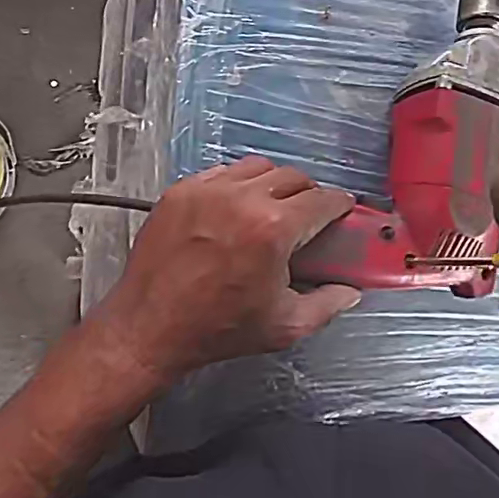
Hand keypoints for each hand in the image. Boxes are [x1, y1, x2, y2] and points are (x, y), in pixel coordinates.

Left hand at [89, 156, 361, 386]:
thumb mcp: (284, 325)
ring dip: (275, 183)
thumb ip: (327, 304)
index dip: (340, 204)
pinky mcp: (181, 192)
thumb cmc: (216, 329)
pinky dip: (238, 184)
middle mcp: (242, 199)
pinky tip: (237, 206)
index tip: (343, 209)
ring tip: (274, 207)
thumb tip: (349, 292)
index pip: (322, 200)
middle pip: (294, 177)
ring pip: (258, 168)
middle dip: (310, 193)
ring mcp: (208, 191)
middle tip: (310, 215)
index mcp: (273, 228)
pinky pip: (222, 172)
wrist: (149, 329)